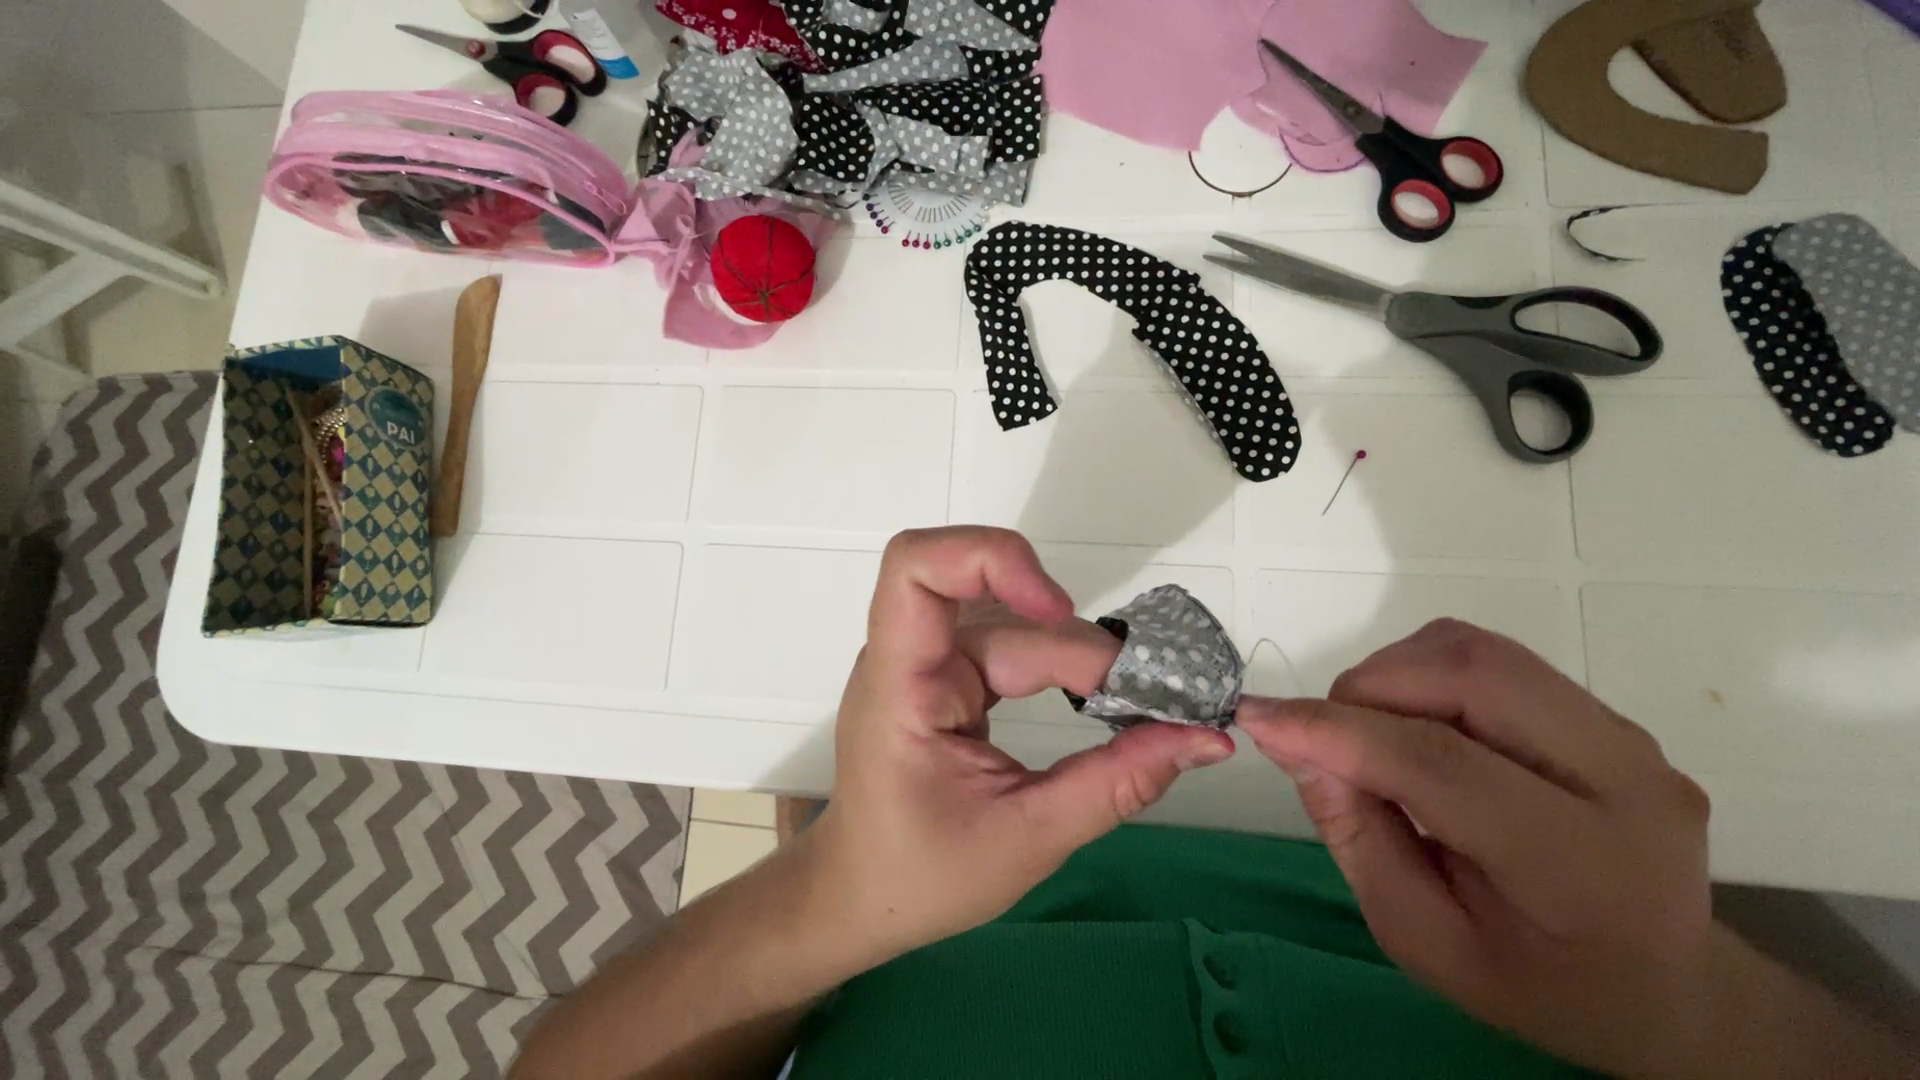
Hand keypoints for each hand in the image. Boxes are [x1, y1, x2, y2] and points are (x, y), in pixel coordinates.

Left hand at [793, 527, 1234, 966]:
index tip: (1060, 610)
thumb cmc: (922, 876)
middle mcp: (910, 658)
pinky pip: (1011, 642)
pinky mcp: (951, 676)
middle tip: (1151, 703)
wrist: (864, 895)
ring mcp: (930, 663)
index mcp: (900, 687)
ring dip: (1075, 652)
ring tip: (1131, 700)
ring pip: (1013, 621)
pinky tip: (1096, 694)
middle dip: (1079, 649)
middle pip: (998, 608)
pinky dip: (1060, 662)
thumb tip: (1206, 739)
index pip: (917, 570)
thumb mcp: (1027, 838)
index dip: (990, 558)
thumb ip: (1116, 783)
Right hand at [1237, 619, 1915, 1079]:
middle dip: (1369, 687)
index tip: (1256, 718)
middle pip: (1472, 674)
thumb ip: (1356, 835)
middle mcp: (1624, 781)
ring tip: (1371, 733)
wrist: (1662, 987)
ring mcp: (1627, 738)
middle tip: (1325, 734)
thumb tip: (1294, 742)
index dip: (1336, 731)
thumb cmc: (1532, 981)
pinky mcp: (1610, 715)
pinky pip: (1496, 659)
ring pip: (1479, 651)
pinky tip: (1418, 726)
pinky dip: (1427, 673)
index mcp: (1579, 867)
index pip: (1440, 765)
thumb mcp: (1421, 939)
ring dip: (1395, 673)